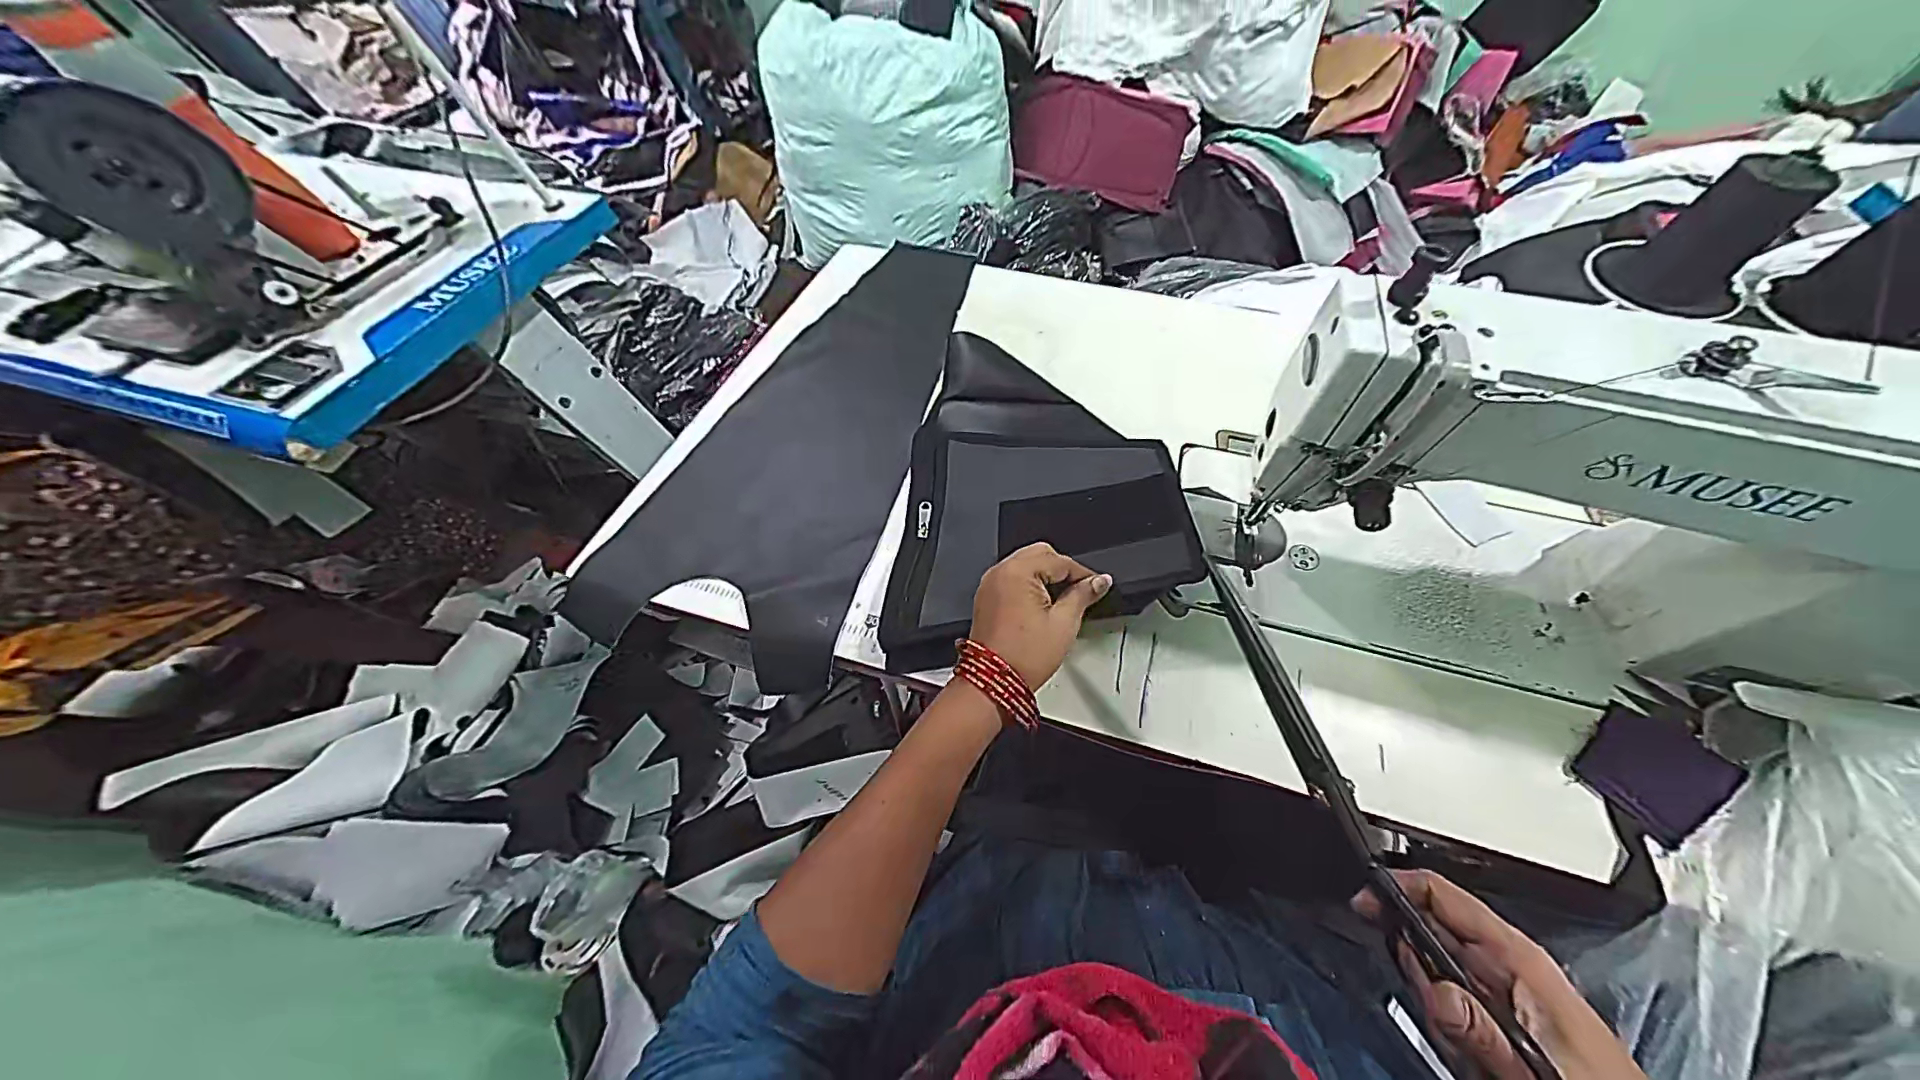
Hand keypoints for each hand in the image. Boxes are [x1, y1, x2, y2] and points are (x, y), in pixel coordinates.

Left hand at [969, 543, 1111, 688]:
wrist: (993, 682)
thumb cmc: (1022, 657)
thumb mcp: (1064, 624)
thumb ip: (1082, 596)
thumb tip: (1098, 582)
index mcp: (1017, 573)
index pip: (1059, 560)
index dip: (1083, 573)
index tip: (1097, 585)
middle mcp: (999, 573)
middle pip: (1039, 555)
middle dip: (1063, 569)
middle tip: (1081, 591)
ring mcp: (989, 585)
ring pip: (1024, 564)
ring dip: (1045, 576)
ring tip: (1062, 601)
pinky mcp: (986, 598)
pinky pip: (1011, 579)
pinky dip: (1028, 585)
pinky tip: (1042, 606)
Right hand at [1353, 870, 1647, 1079]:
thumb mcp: (1537, 1064)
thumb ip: (1482, 1030)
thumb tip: (1433, 989)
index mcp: (1518, 957)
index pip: (1440, 893)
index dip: (1394, 887)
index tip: (1363, 901)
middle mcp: (1509, 963)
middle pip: (1430, 926)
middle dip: (1412, 960)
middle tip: (1423, 999)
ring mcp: (1504, 986)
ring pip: (1435, 964)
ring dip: (1430, 995)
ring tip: (1461, 1040)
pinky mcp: (1502, 1011)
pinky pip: (1451, 994)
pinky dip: (1443, 1012)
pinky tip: (1464, 1044)